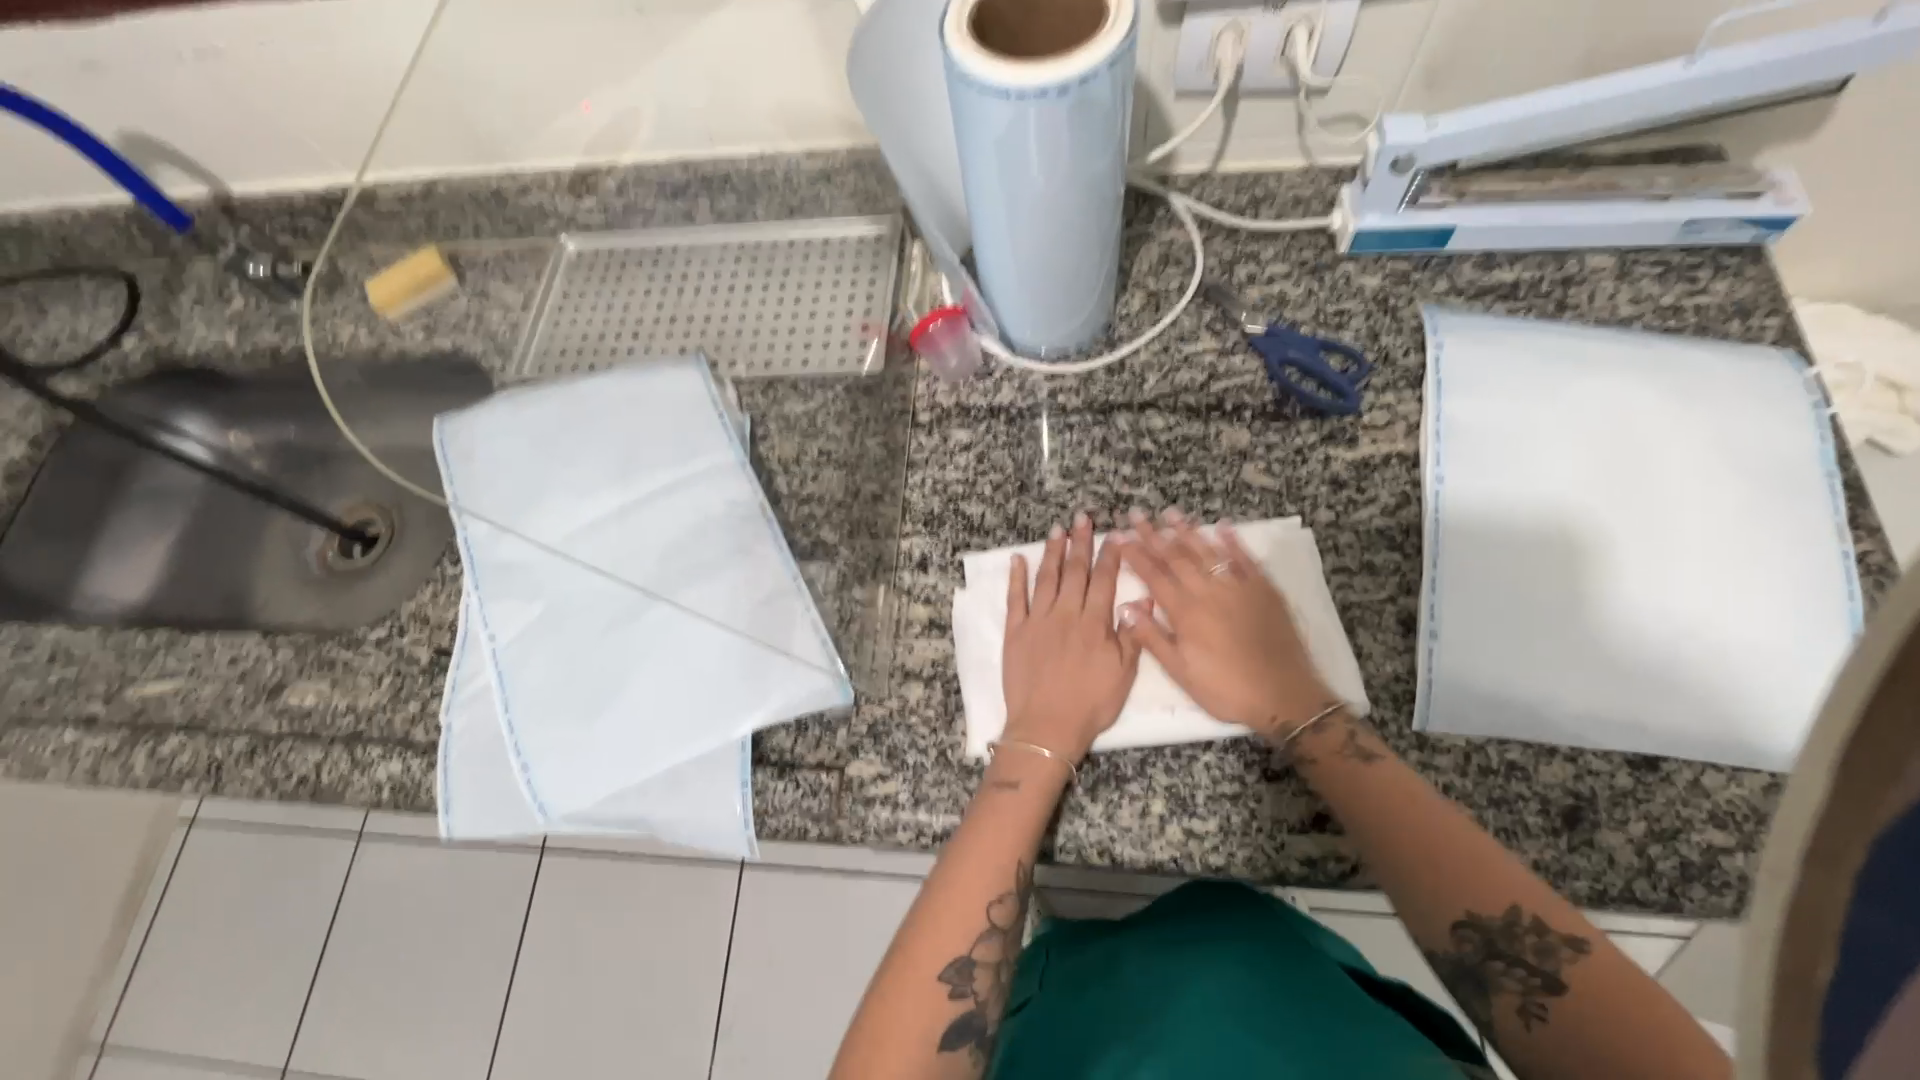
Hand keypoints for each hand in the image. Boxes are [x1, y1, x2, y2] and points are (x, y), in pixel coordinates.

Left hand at [1000, 512, 1142, 762]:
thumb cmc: (1090, 704)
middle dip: (1080, 542)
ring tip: (1057, 529)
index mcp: (1095, 623)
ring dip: (1052, 551)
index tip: (1114, 535)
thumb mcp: (1124, 674)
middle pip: (1075, 571)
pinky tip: (1018, 560)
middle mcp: (1066, 614)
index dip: (1110, 555)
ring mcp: (1038, 621)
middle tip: (1082, 518)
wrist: (1047, 727)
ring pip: (1046, 578)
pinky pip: (1015, 599)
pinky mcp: (1015, 632)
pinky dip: (1016, 577)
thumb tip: (1145, 601)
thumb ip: (1133, 635)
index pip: (1105, 580)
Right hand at [1117, 509, 1335, 738]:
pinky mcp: (1264, 590)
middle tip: (1136, 515)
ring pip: (1207, 551)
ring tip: (1170, 513)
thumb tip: (1125, 607)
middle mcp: (1209, 592)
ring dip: (1187, 531)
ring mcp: (1239, 587)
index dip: (1135, 555)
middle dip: (1153, 535)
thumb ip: (1152, 637)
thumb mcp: (1181, 672)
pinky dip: (1232, 541)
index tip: (1119, 537)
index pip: (1153, 576)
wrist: (1283, 696)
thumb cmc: (1226, 690)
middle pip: (1176, 556)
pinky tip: (1222, 527)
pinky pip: (1245, 559)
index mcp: (1185, 612)